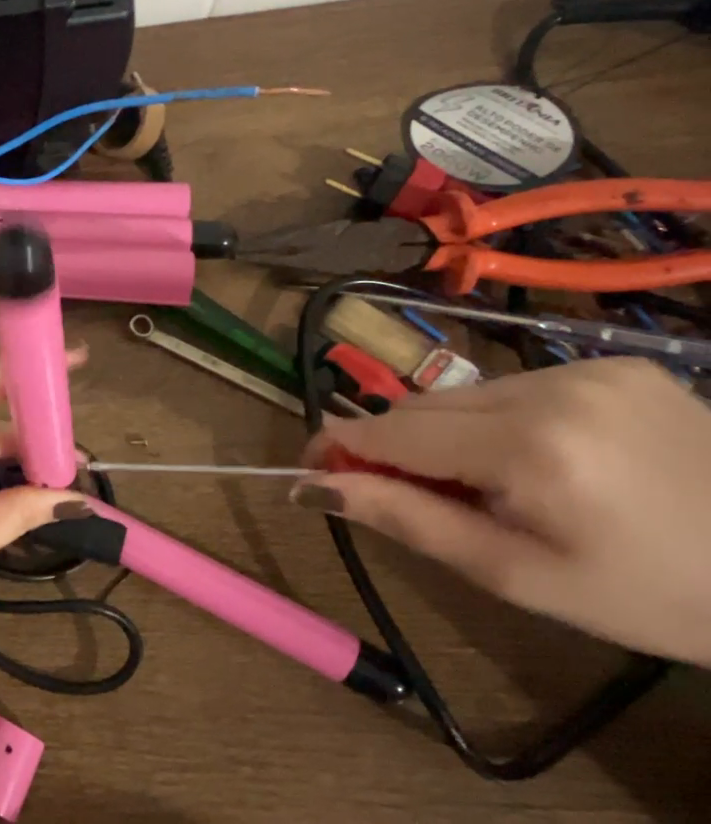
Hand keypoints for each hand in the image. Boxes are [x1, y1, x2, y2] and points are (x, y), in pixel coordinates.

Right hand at [292, 357, 710, 663]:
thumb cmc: (651, 594)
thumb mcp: (516, 575)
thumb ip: (406, 520)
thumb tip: (311, 487)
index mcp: (529, 447)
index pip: (390, 432)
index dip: (337, 449)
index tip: (307, 471)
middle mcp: (552, 388)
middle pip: (421, 408)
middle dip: (394, 447)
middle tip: (404, 496)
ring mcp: (589, 369)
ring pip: (462, 395)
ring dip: (446, 434)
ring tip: (485, 484)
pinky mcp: (617, 364)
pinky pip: (514, 387)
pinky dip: (497, 420)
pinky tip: (535, 457)